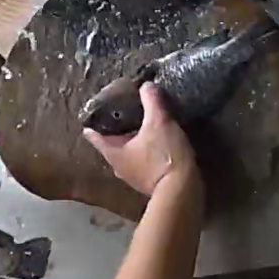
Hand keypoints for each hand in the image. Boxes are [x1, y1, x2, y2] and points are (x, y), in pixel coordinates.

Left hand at [83, 83, 200, 198]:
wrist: (184, 192)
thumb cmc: (164, 156)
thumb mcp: (158, 122)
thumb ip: (151, 100)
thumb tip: (146, 85)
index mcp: (113, 153)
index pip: (93, 135)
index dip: (93, 121)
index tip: (97, 108)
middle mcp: (119, 167)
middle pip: (111, 143)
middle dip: (117, 128)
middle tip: (124, 109)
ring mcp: (134, 177)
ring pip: (128, 153)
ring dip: (133, 139)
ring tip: (142, 122)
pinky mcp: (150, 182)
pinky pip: (142, 160)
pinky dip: (146, 149)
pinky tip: (157, 140)